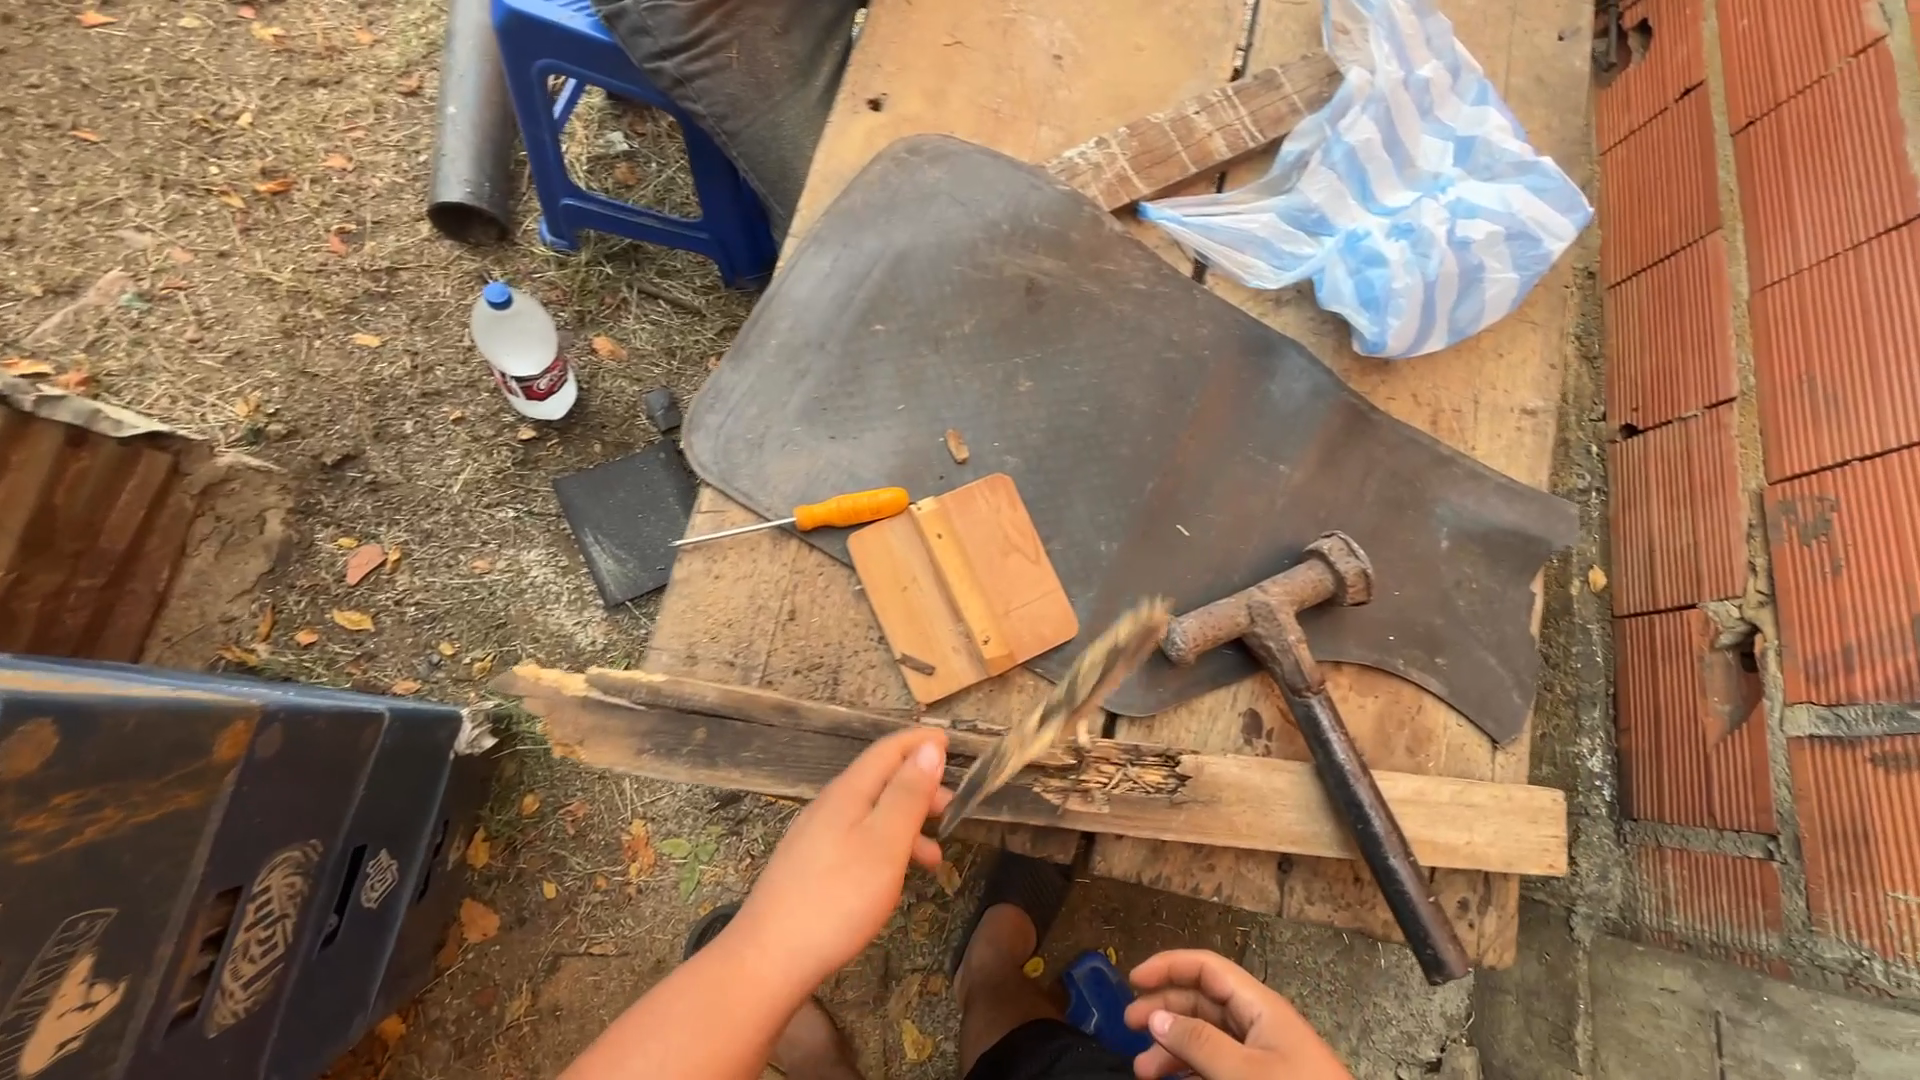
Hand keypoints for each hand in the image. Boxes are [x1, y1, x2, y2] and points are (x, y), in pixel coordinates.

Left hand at [727, 728, 951, 991]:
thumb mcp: (885, 843)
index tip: (949, 740)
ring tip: (937, 853)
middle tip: (954, 806)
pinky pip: (858, 839)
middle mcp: (829, 806)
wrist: (768, 959)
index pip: (886, 751)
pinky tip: (896, 877)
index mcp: (848, 792)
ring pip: (871, 813)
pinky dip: (887, 846)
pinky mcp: (810, 866)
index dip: (918, 743)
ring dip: (907, 822)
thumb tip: (929, 747)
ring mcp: (816, 837)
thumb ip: (908, 794)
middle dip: (919, 785)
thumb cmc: (837, 897)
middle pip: (879, 780)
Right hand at [1124, 950, 1350, 1079]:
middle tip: (1128, 1028)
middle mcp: (1257, 1022)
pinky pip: (1217, 1064)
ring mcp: (1261, 1055)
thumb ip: (1198, 1042)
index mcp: (1258, 1005)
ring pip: (1206, 1036)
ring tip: (1143, 1071)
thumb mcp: (1243, 1073)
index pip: (1206, 968)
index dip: (1168, 966)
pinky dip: (1191, 1069)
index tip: (1132, 981)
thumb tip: (1155, 1015)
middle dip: (1164, 1010)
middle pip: (1201, 1001)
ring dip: (1172, 1047)